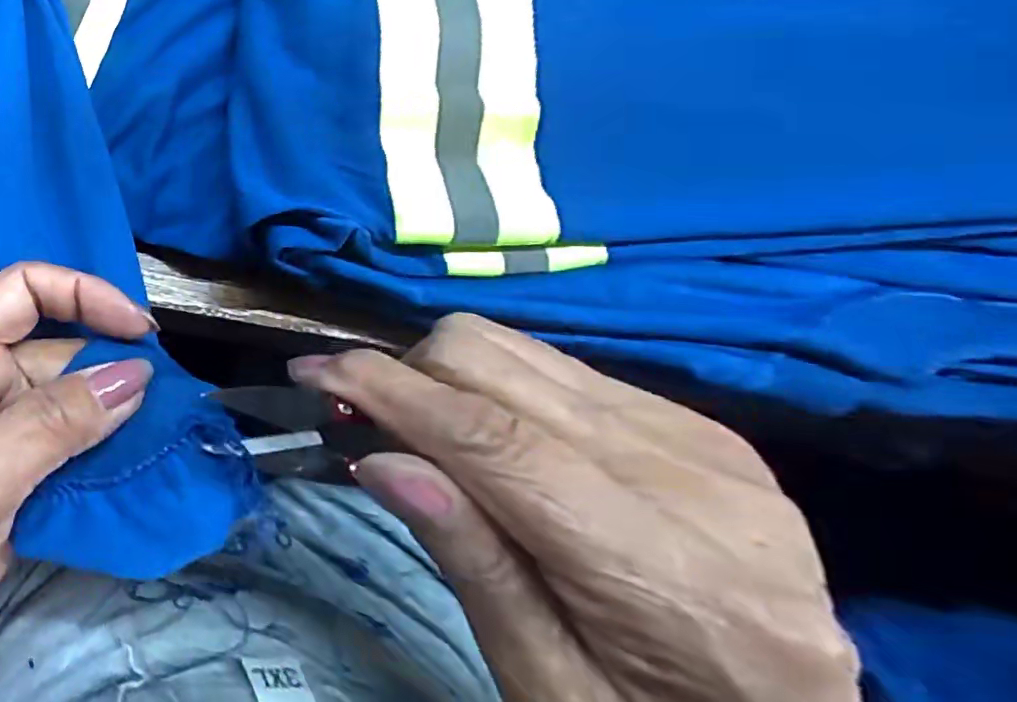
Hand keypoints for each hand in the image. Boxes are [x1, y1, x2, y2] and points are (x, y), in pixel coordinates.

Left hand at [0, 263, 156, 701]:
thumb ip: (57, 420)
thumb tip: (136, 374)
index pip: (22, 289)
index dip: (82, 294)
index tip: (137, 325)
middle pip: (55, 339)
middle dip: (107, 353)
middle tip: (165, 380)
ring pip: (70, 388)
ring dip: (113, 399)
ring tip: (166, 411)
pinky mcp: (18, 459)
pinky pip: (72, 430)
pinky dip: (106, 435)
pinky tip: (142, 441)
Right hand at [292, 314, 859, 701]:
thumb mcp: (547, 690)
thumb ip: (470, 564)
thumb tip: (378, 458)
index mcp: (677, 584)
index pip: (497, 444)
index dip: (392, 393)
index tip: (311, 370)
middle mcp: (702, 486)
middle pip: (498, 368)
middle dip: (407, 379)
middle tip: (365, 425)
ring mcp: (706, 442)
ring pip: (516, 349)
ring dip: (443, 376)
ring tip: (424, 431)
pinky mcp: (696, 423)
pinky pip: (551, 365)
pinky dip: (493, 386)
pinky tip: (492, 438)